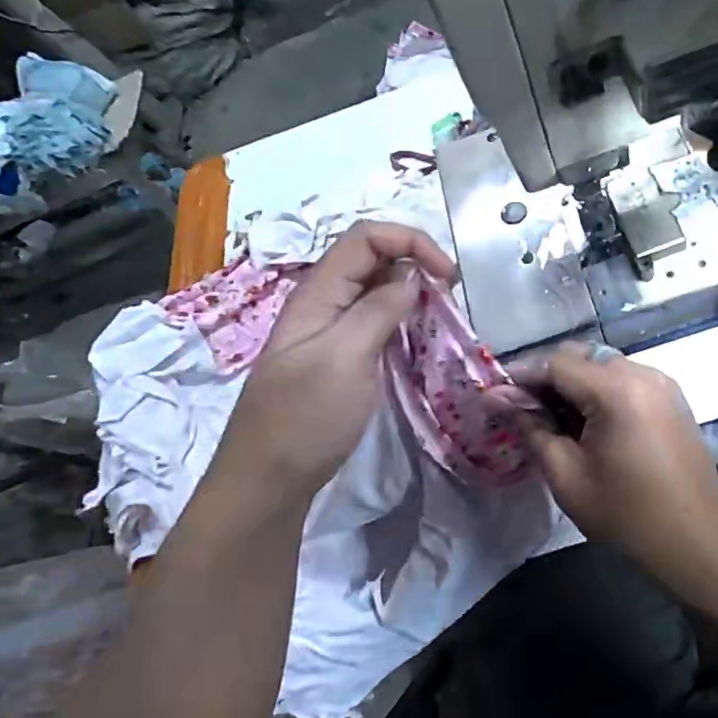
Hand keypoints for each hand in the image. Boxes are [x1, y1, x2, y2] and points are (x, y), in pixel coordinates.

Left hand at [210, 222, 456, 497]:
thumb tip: (412, 275)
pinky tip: (420, 338)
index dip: (411, 241)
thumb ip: (379, 309)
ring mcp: (332, 331)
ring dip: (412, 292)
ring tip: (441, 317)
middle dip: (416, 263)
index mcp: (318, 293)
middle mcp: (324, 303)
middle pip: (372, 257)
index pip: (366, 238)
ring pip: (377, 289)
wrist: (268, 480)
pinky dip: (404, 318)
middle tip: (449, 298)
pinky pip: (376, 320)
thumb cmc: (305, 418)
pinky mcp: (342, 356)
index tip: (449, 275)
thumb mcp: (346, 357)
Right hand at [512, 344, 717, 580]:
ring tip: (553, 418)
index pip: (557, 363)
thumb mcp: (567, 473)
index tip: (495, 393)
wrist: (695, 536)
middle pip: (582, 357)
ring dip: (574, 383)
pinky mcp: (672, 396)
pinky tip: (588, 421)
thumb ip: (530, 427)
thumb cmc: (625, 512)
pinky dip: (601, 390)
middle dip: (547, 377)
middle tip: (522, 410)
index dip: (522, 375)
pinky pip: (626, 379)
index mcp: (617, 389)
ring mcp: (662, 382)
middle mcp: (643, 373)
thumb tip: (495, 397)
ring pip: (604, 365)